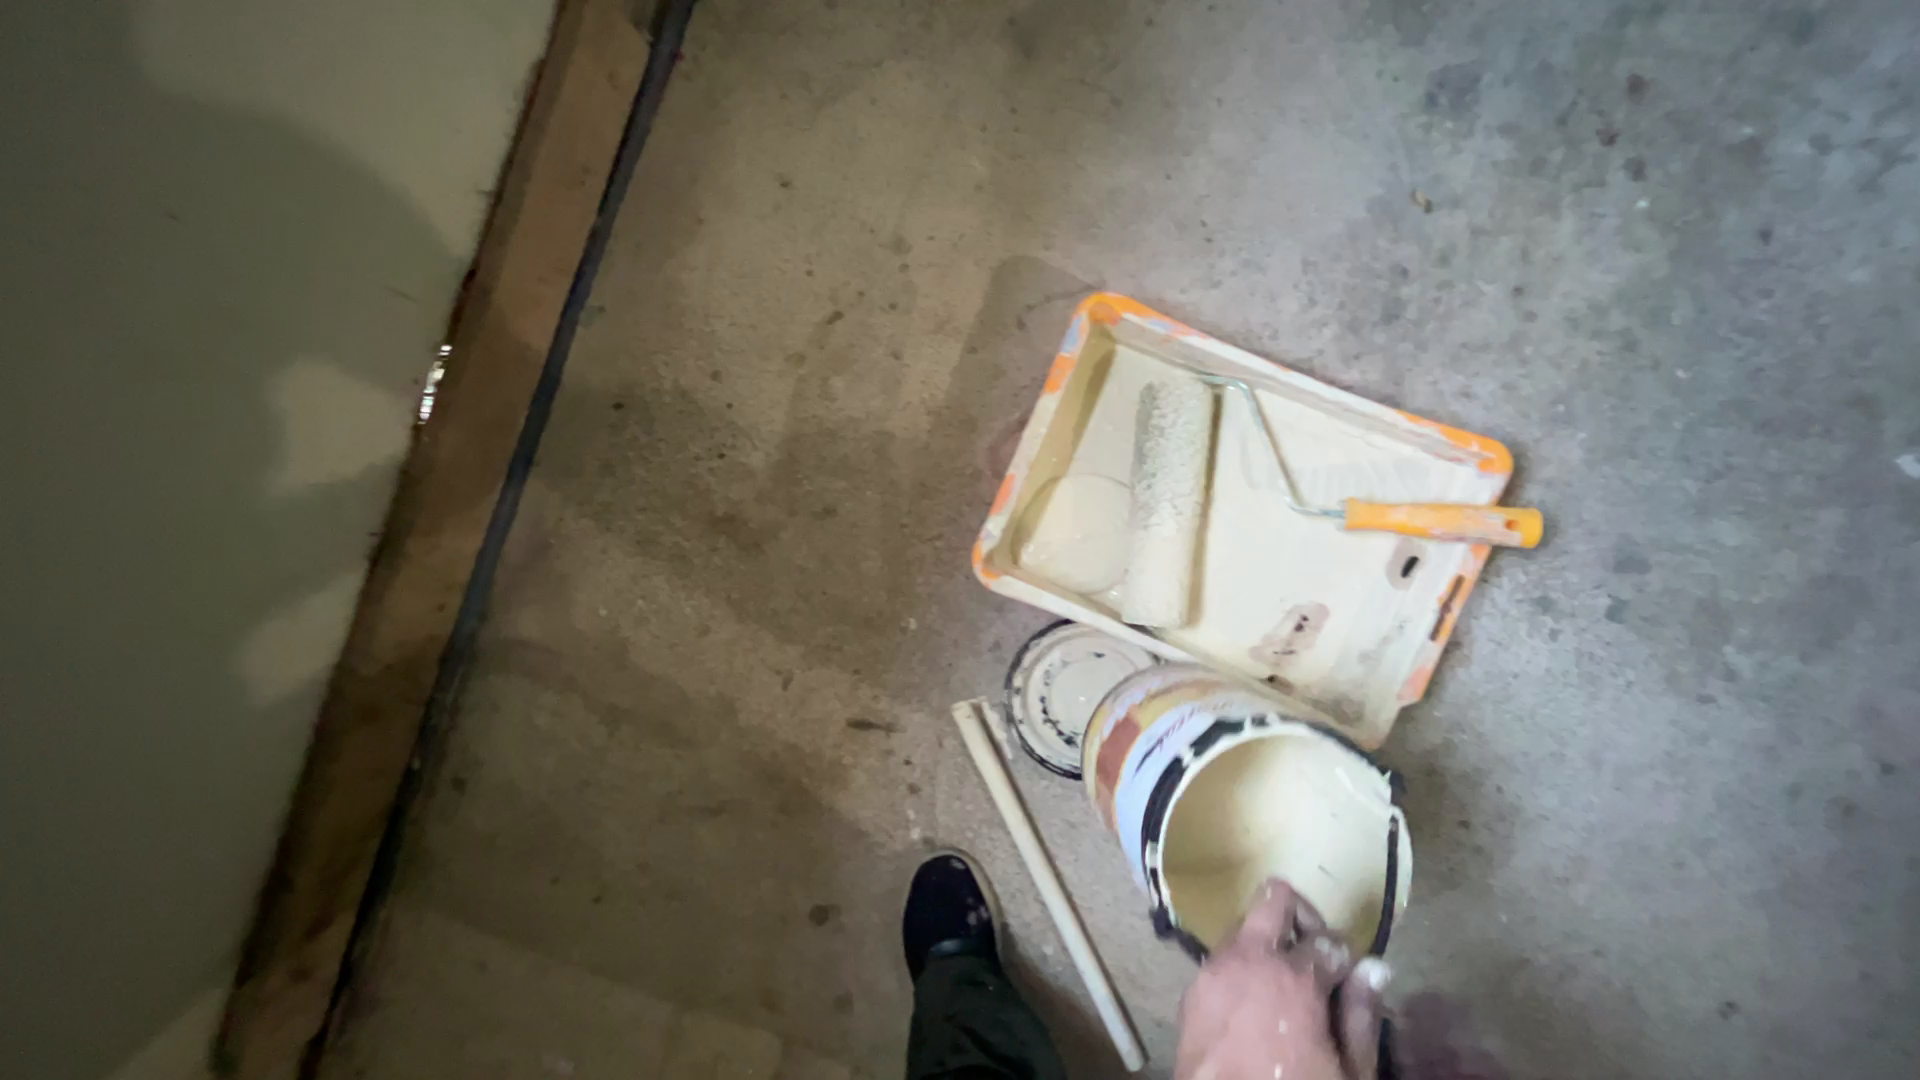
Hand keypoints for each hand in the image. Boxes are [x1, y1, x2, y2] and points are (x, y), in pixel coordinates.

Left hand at [1174, 878, 1390, 1079]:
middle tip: (1317, 957)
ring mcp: (1215, 969)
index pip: (1328, 940)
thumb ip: (1363, 1016)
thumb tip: (1375, 966)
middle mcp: (1249, 959)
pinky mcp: (1192, 988)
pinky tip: (1256, 1006)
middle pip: (1274, 898)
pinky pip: (1222, 958)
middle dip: (1301, 916)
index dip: (1346, 959)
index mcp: (1294, 978)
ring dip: (1268, 942)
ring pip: (1244, 926)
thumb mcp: (1351, 1075)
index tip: (1350, 983)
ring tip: (1286, 986)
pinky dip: (1243, 967)